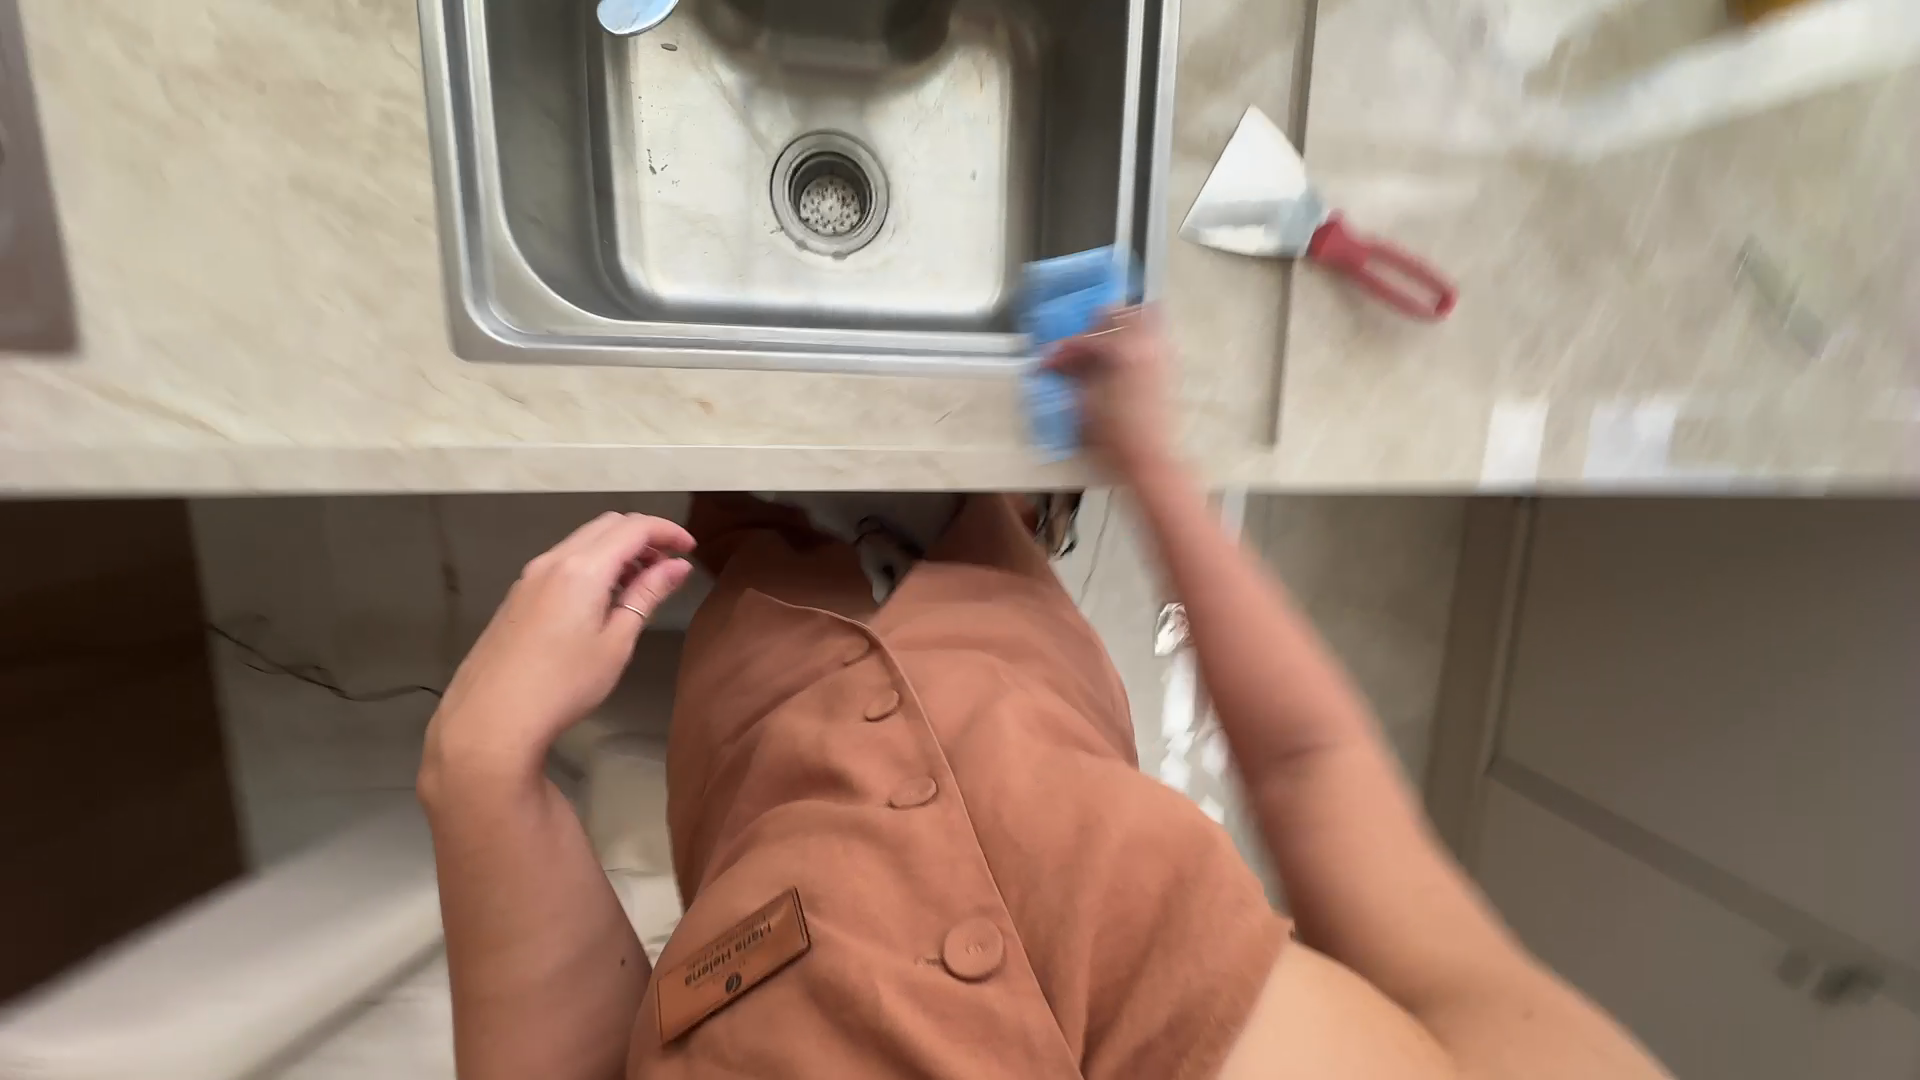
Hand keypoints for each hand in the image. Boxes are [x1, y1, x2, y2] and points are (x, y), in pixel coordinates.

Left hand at [421, 512, 695, 790]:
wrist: (490, 719)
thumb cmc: (565, 684)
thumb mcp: (617, 640)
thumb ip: (648, 594)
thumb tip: (678, 566)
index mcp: (583, 569)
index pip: (634, 528)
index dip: (668, 531)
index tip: (691, 549)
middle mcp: (554, 561)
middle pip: (608, 524)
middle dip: (644, 535)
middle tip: (670, 565)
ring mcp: (531, 576)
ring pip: (584, 540)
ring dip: (619, 549)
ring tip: (643, 583)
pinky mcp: (519, 594)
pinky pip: (565, 560)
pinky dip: (595, 563)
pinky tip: (606, 597)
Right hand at [1042, 305, 1176, 477]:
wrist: (1151, 459)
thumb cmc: (1114, 436)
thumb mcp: (1085, 403)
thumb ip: (1075, 372)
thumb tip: (1064, 358)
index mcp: (1121, 351)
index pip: (1084, 338)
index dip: (1063, 350)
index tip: (1048, 361)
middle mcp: (1146, 343)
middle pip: (1115, 314)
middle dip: (1092, 329)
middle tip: (1077, 352)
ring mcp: (1162, 352)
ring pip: (1142, 316)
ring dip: (1118, 326)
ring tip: (1102, 349)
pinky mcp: (1170, 366)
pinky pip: (1154, 336)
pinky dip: (1136, 339)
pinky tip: (1120, 361)